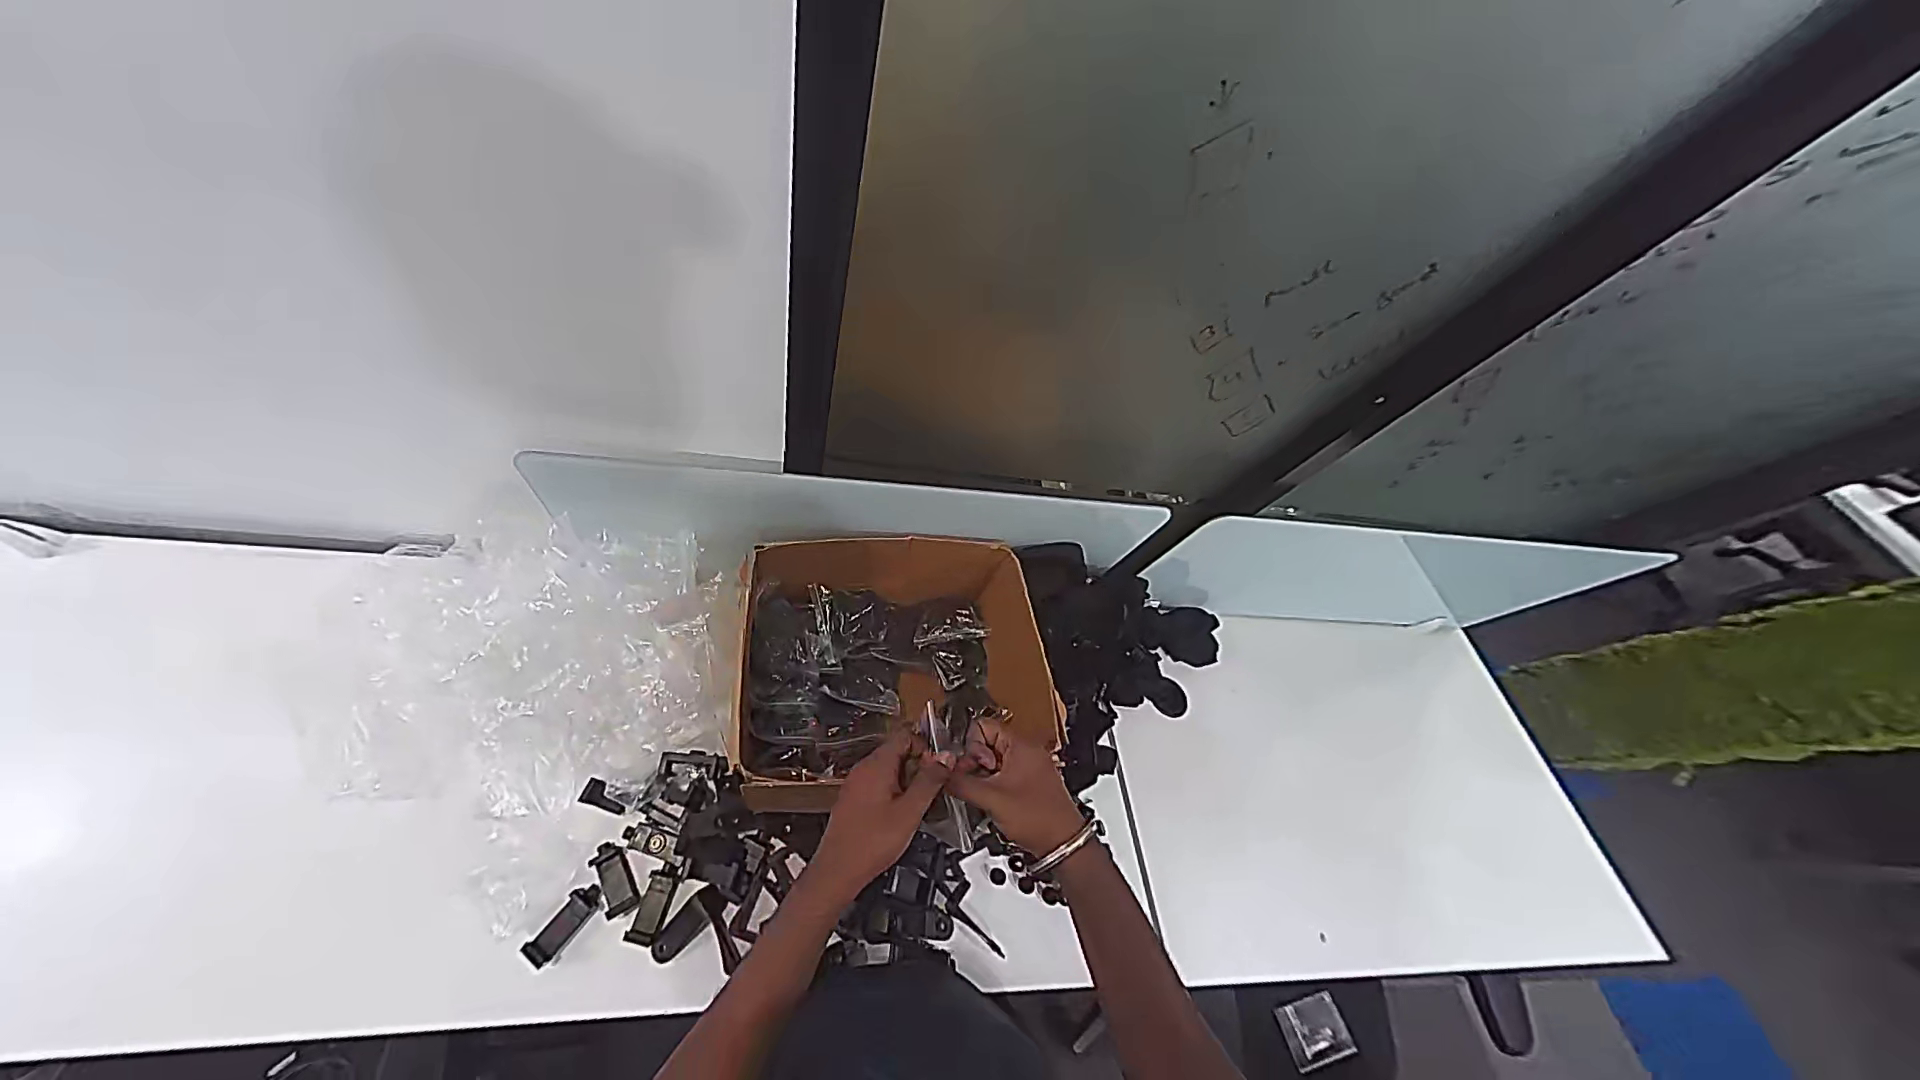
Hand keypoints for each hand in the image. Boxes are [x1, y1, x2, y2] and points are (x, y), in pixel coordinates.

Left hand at [806, 730, 953, 901]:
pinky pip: (878, 783)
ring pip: (889, 768)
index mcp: (877, 765)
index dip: (925, 747)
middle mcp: (863, 769)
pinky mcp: (854, 798)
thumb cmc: (868, 844)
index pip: (905, 735)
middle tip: (929, 788)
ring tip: (915, 804)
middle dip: (918, 766)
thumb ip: (929, 781)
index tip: (937, 766)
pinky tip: (899, 814)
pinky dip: (893, 791)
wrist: (838, 871)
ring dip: (907, 780)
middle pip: (898, 751)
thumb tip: (945, 759)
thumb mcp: (910, 811)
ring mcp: (857, 783)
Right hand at [947, 716, 1086, 855]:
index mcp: (1020, 744)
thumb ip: (963, 783)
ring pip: (991, 761)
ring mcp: (1028, 766)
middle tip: (979, 784)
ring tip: (989, 796)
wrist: (1062, 845)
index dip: (972, 747)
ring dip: (983, 777)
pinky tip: (995, 801)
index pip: (982, 726)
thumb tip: (943, 774)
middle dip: (975, 764)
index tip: (975, 767)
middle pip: (985, 743)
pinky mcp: (1028, 781)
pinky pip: (1001, 774)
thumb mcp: (992, 799)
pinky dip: (992, 785)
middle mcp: (1025, 750)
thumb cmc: (1039, 819)